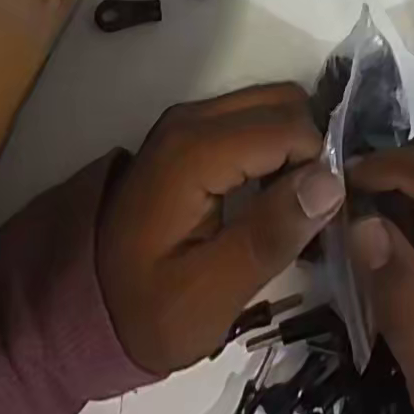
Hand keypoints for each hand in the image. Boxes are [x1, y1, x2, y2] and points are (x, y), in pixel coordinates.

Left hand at [98, 84, 346, 375]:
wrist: (81, 303)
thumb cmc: (147, 309)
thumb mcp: (211, 294)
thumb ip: (271, 234)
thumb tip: (332, 180)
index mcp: (195, 151)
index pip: (291, 129)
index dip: (319, 169)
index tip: (320, 219)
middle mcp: (194, 117)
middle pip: (287, 104)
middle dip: (312, 150)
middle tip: (308, 210)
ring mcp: (191, 119)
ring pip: (275, 104)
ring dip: (297, 146)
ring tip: (293, 204)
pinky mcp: (193, 129)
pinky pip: (256, 115)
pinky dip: (279, 144)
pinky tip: (272, 193)